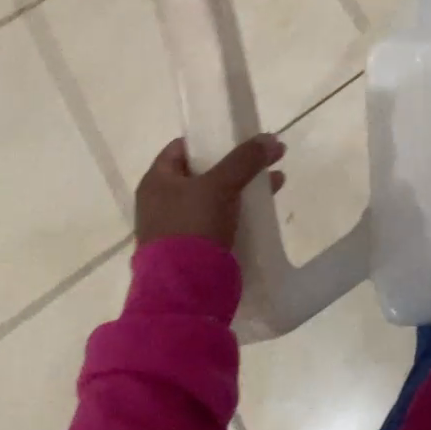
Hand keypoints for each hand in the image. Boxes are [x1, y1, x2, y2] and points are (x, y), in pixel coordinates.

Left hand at [134, 134, 286, 248]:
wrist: (184, 291)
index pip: (180, 148)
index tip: (237, 138)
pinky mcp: (191, 249)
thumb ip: (246, 159)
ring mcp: (174, 228)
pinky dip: (238, 212)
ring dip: (242, 187)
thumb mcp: (221, 185)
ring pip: (213, 197)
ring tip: (274, 183)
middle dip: (235, 164)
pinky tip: (263, 210)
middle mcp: (160, 203)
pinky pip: (217, 220)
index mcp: (156, 182)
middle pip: (201, 172)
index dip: (208, 139)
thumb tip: (271, 138)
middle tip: (262, 159)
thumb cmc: (194, 226)